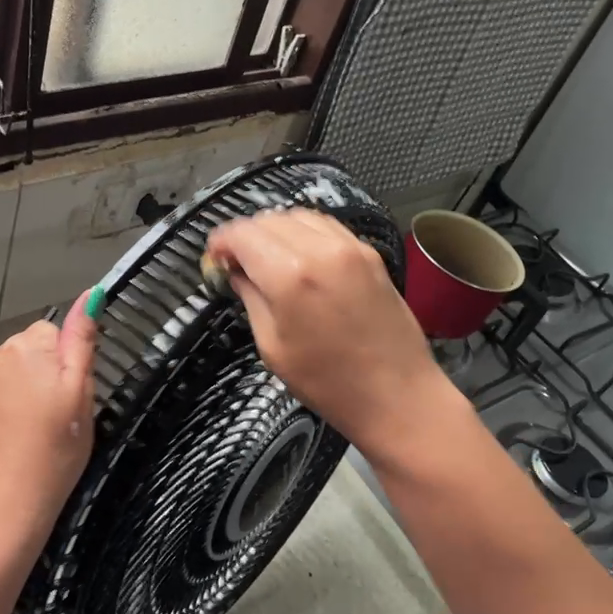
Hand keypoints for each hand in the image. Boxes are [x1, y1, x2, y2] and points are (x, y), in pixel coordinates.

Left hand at [0, 292, 98, 544]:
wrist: (5, 504)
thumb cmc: (55, 448)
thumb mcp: (80, 393)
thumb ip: (82, 339)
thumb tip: (90, 292)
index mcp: (25, 347)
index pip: (51, 334)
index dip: (63, 364)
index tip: (67, 396)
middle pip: (24, 353)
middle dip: (38, 375)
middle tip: (52, 417)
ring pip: (3, 376)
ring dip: (15, 393)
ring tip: (29, 433)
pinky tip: (6, 442)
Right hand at [206, 210, 441, 455]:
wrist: (398, 397)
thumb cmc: (327, 383)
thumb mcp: (272, 346)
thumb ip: (250, 298)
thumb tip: (234, 271)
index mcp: (289, 276)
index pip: (242, 234)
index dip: (221, 241)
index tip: (213, 257)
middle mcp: (319, 250)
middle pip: (268, 219)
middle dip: (246, 235)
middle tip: (236, 261)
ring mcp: (349, 247)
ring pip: (297, 216)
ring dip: (275, 229)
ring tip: (268, 256)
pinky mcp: (369, 253)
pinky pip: (326, 226)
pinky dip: (304, 231)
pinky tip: (300, 255)